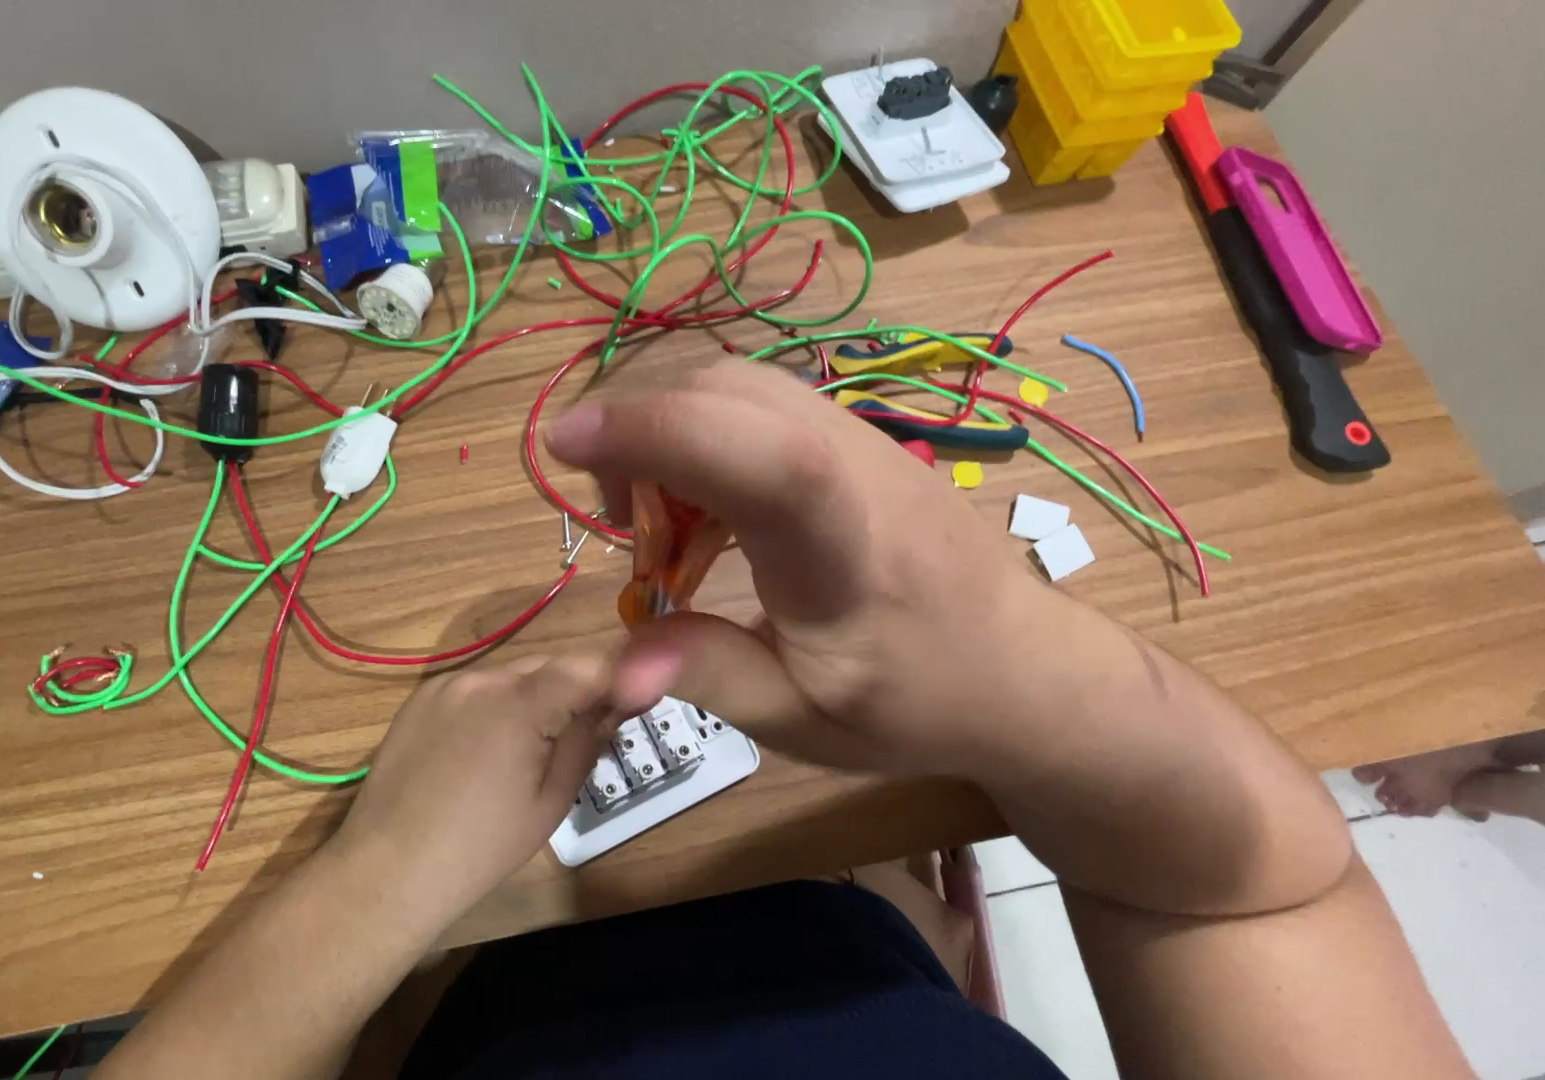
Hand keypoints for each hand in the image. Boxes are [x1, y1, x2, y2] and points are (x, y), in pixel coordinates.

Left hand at [328, 655, 656, 924]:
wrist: (388, 869)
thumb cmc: (481, 846)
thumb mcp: (551, 800)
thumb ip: (586, 740)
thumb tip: (615, 704)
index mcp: (519, 703)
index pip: (587, 665)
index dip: (617, 678)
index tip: (631, 701)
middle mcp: (482, 678)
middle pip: (549, 665)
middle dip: (575, 688)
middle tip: (585, 730)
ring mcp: (446, 684)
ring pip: (512, 675)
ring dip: (535, 696)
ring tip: (530, 747)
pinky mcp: (421, 697)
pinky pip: (477, 687)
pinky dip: (496, 704)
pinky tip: (487, 748)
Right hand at [544, 360, 1117, 778]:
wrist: (1024, 666)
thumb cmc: (917, 701)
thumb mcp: (804, 716)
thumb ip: (707, 674)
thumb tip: (608, 671)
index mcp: (842, 543)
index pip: (751, 449)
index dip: (651, 429)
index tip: (562, 442)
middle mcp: (852, 463)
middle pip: (725, 390)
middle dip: (638, 431)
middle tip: (615, 522)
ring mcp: (858, 437)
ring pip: (737, 384)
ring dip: (668, 429)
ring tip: (654, 518)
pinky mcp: (852, 436)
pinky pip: (757, 403)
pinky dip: (702, 434)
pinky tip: (705, 507)